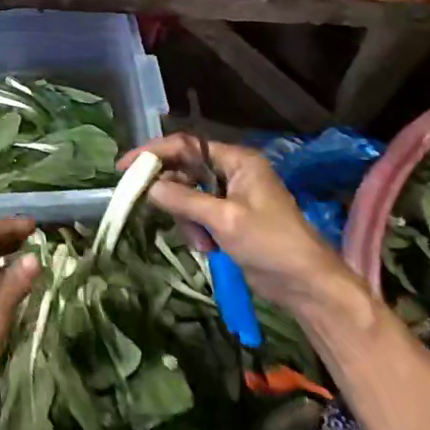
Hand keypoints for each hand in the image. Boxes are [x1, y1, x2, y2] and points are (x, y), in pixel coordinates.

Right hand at [120, 134, 362, 314]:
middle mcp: (232, 172)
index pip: (185, 145)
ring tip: (201, 242)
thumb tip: (148, 187)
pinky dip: (195, 230)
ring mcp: (231, 196)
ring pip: (186, 196)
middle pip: (183, 170)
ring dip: (185, 219)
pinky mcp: (228, 218)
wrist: (305, 283)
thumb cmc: (271, 243)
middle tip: (155, 210)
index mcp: (237, 160)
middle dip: (171, 195)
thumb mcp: (223, 219)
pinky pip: (196, 214)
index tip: (124, 168)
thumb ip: (183, 200)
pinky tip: (207, 247)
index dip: (153, 153)